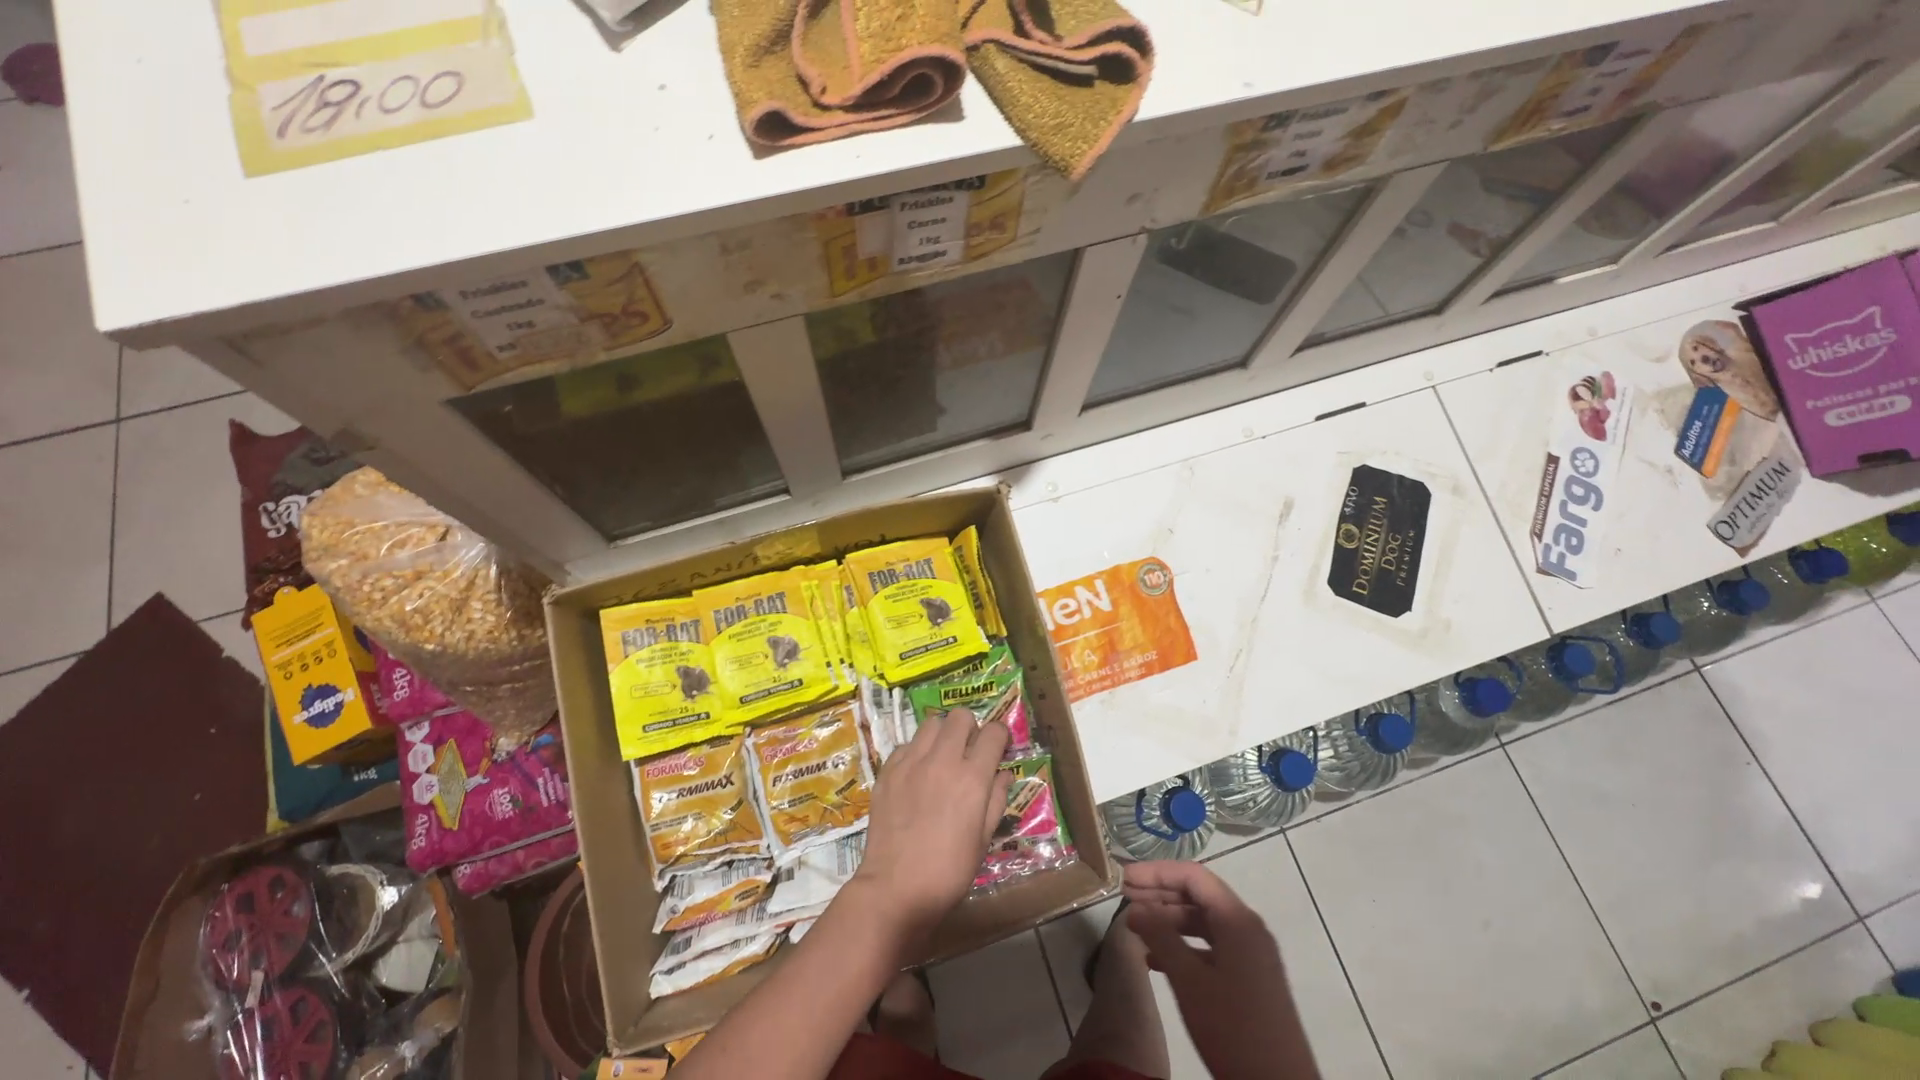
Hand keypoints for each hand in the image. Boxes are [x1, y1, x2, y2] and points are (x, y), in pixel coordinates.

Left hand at [852, 707, 1012, 948]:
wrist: (896, 887)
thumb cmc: (949, 870)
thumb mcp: (984, 839)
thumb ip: (996, 799)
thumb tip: (1003, 774)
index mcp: (972, 777)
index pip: (994, 733)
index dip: (1001, 736)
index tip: (1000, 748)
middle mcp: (942, 760)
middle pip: (961, 717)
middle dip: (972, 728)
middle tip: (971, 751)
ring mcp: (910, 763)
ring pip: (931, 723)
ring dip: (943, 734)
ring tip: (943, 758)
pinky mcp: (887, 771)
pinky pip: (907, 745)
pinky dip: (918, 751)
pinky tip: (918, 774)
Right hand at [1125, 860, 1317, 1079]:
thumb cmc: (1232, 1028)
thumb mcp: (1189, 980)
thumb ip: (1160, 937)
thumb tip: (1134, 908)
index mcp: (1238, 921)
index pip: (1194, 876)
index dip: (1157, 872)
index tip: (1124, 876)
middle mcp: (1248, 929)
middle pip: (1200, 896)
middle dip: (1161, 892)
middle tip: (1124, 894)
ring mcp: (1252, 955)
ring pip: (1205, 922)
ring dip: (1169, 919)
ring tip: (1135, 925)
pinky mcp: (1250, 978)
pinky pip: (1212, 947)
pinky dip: (1183, 945)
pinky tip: (1156, 960)